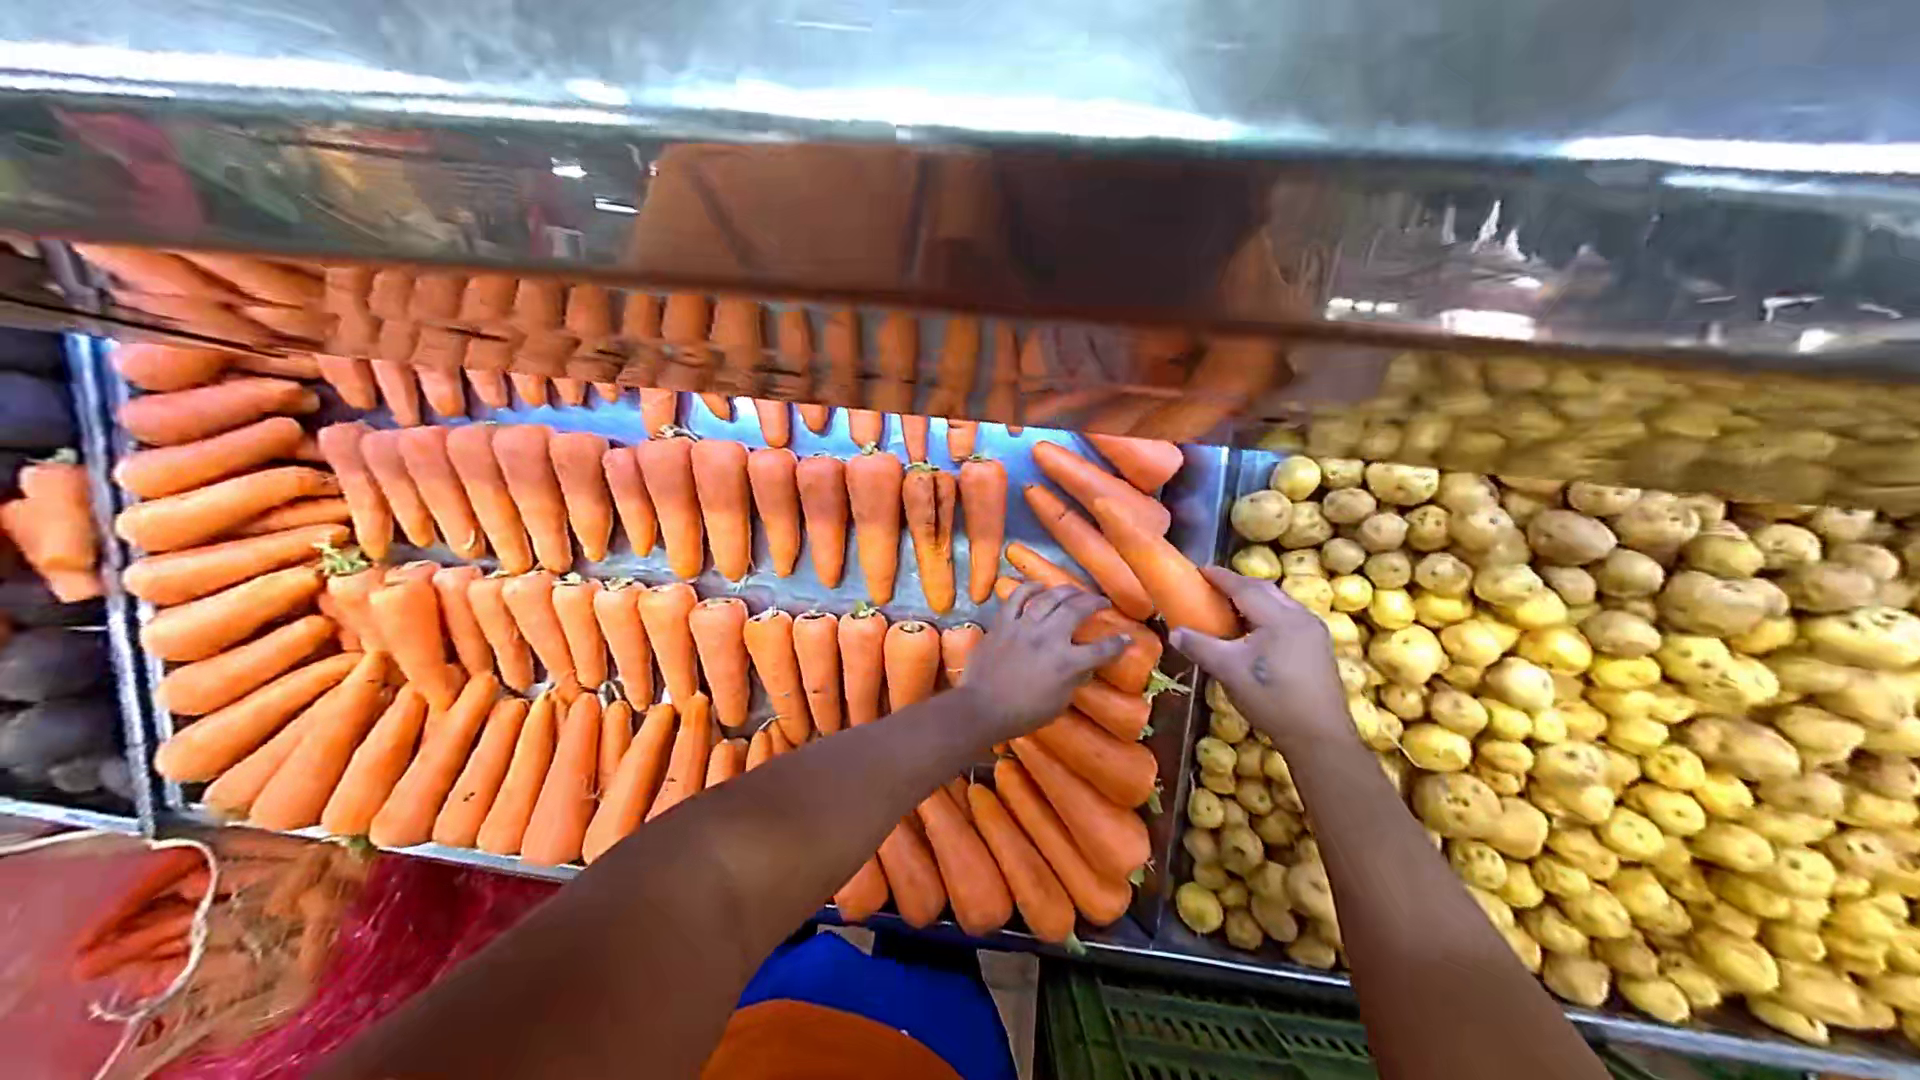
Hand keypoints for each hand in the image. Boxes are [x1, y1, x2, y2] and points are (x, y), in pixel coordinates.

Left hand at [961, 583, 1130, 742]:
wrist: (982, 708)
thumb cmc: (1023, 713)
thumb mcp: (1059, 703)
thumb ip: (1074, 680)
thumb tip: (1085, 665)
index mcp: (1066, 663)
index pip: (1102, 650)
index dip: (1118, 644)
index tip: (1126, 638)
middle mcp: (1049, 638)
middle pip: (1077, 609)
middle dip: (1094, 602)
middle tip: (1101, 601)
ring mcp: (1024, 627)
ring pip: (1049, 598)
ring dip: (1066, 591)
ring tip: (1076, 590)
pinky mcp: (1003, 623)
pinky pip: (1017, 597)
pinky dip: (1029, 588)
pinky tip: (1039, 586)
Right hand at [1169, 567, 1355, 756]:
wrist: (1319, 736)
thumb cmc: (1271, 698)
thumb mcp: (1228, 671)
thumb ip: (1200, 646)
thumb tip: (1175, 631)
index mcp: (1279, 617)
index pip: (1244, 587)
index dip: (1220, 577)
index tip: (1199, 570)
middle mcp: (1300, 617)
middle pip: (1265, 590)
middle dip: (1238, 585)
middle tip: (1213, 587)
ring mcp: (1314, 632)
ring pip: (1279, 603)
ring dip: (1254, 600)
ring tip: (1230, 607)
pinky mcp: (1318, 648)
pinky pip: (1288, 618)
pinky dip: (1266, 614)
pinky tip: (1254, 632)